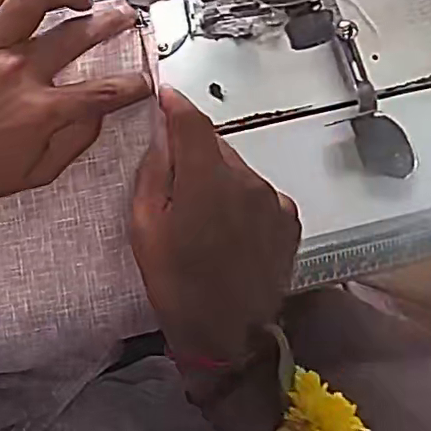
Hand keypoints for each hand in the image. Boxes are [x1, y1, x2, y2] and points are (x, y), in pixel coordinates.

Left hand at [0, 0, 152, 240]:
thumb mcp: (36, 173)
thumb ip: (74, 142)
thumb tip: (97, 115)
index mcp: (39, 111)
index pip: (102, 91)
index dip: (131, 85)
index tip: (139, 82)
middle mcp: (15, 73)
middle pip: (78, 34)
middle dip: (112, 23)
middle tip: (122, 19)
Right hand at [131, 87, 300, 379]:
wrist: (224, 333)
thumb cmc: (176, 284)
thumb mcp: (143, 227)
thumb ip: (152, 174)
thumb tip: (161, 140)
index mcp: (205, 180)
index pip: (192, 121)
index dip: (175, 104)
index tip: (163, 97)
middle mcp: (245, 181)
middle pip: (214, 143)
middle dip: (192, 148)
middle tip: (172, 174)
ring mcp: (271, 199)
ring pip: (236, 166)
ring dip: (216, 174)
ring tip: (199, 210)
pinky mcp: (287, 217)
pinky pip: (257, 189)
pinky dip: (239, 194)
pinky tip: (226, 224)